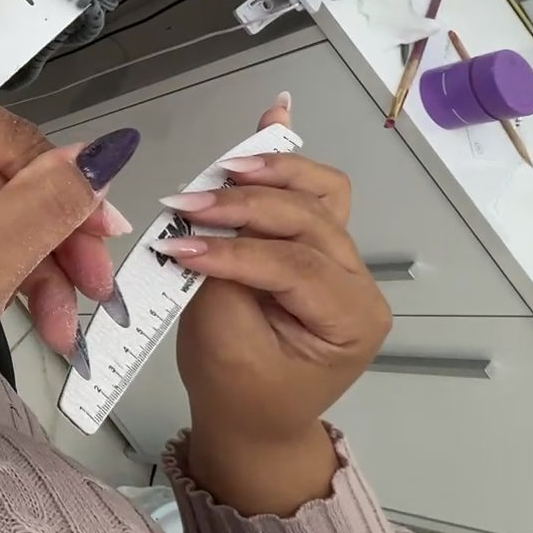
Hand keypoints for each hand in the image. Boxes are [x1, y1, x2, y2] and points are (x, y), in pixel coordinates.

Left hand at [0, 126, 137, 408]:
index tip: (105, 276)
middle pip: (17, 199)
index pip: (38, 168)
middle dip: (58, 258)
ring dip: (30, 277)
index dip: (82, 220)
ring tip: (52, 336)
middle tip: (83, 318)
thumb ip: (49, 201)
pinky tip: (7, 316)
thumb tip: (105, 150)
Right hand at [159, 95, 390, 513]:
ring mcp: (341, 259)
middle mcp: (357, 281)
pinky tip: (274, 117)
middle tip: (183, 206)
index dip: (232, 251)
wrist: (253, 415)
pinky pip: (312, 193)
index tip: (174, 246)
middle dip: (242, 208)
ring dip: (269, 175)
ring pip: (318, 194)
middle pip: (306, 221)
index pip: (291, 265)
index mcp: (349, 318)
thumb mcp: (224, 341)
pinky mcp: (314, 246)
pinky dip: (285, 161)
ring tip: (224, 169)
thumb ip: (217, 277)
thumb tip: (196, 226)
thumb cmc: (238, 388)